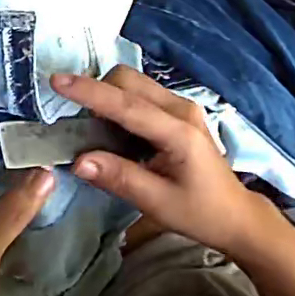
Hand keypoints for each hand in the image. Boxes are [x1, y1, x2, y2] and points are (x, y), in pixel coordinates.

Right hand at [51, 67, 283, 260]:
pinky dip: (120, 106)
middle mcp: (180, 108)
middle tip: (84, 131)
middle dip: (97, 94)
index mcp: (178, 132)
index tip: (57, 82)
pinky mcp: (178, 111)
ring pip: (133, 84)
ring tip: (101, 137)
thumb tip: (78, 160)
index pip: (126, 105)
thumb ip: (119, 178)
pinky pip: (140, 95)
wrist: (237, 215)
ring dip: (108, 99)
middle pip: (128, 81)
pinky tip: (119, 137)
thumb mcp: (158, 203)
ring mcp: (181, 106)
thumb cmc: (200, 212)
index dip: (90, 92)